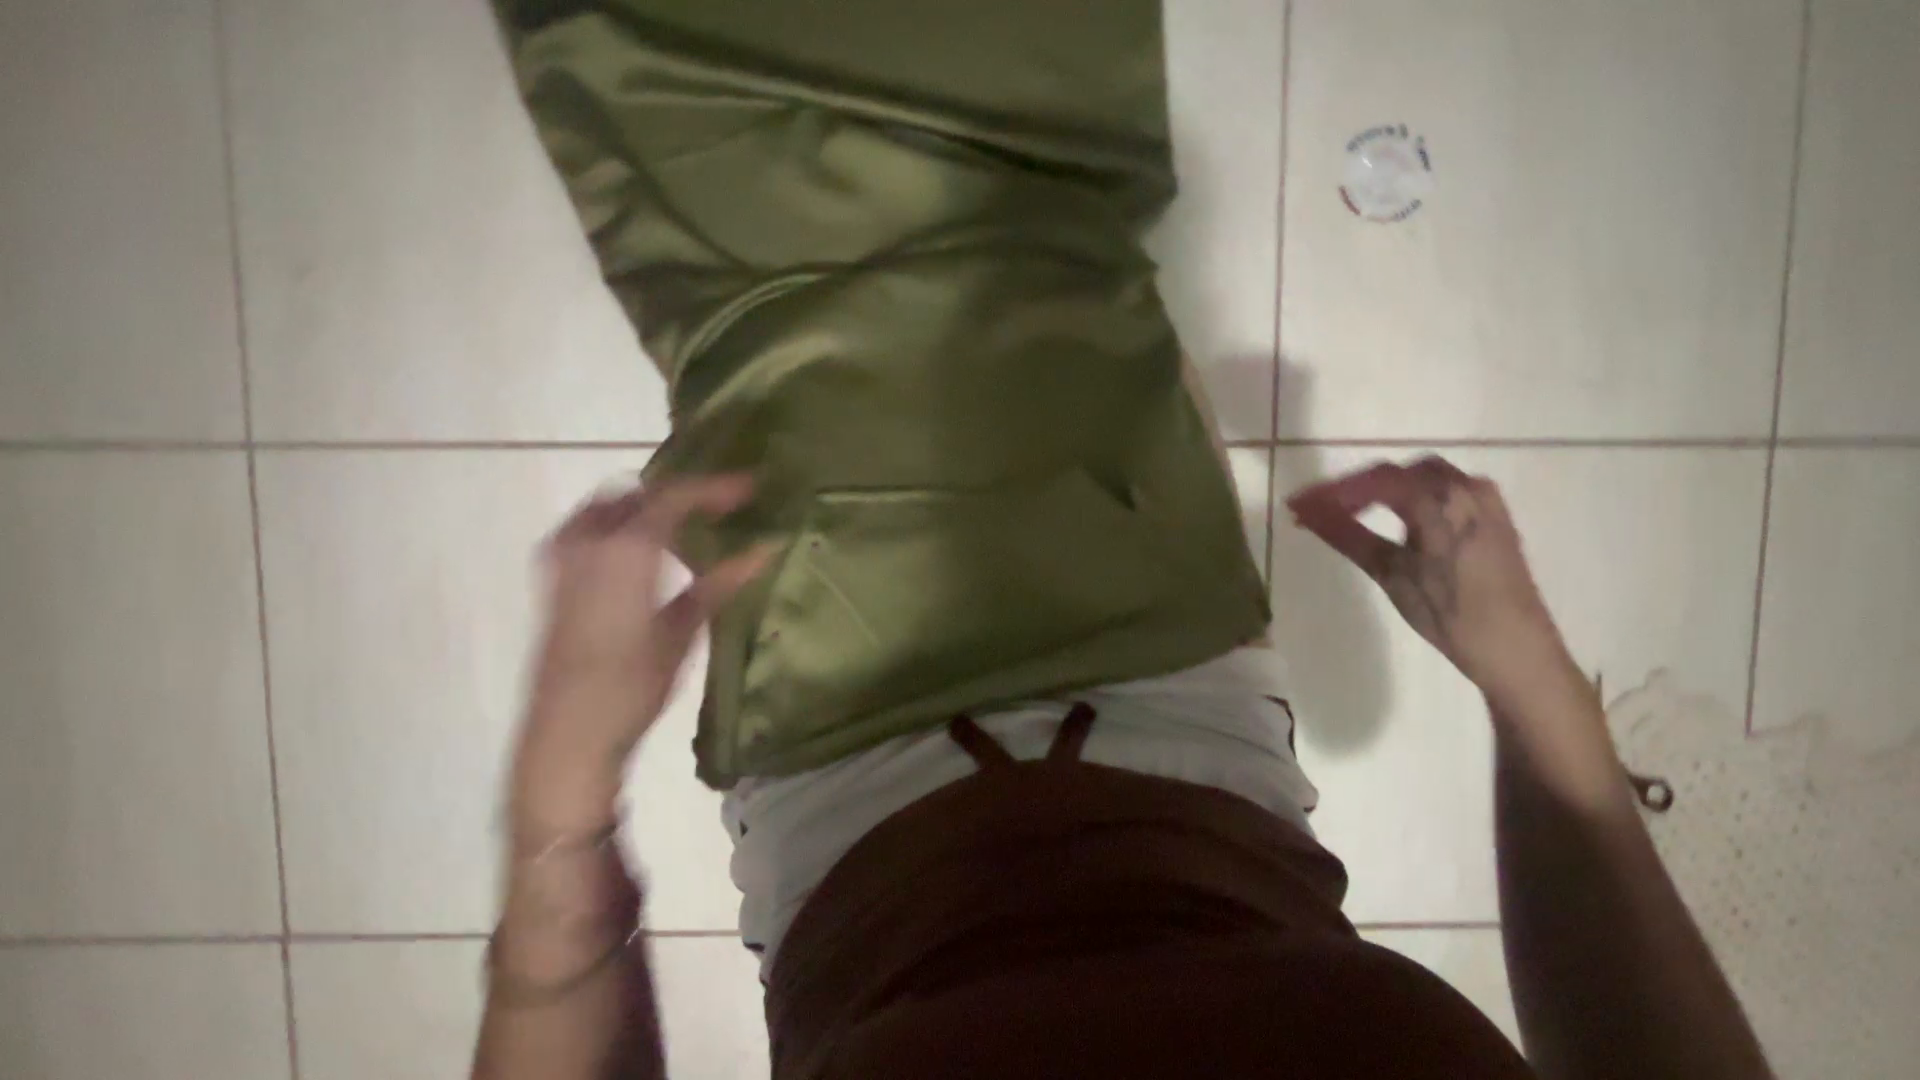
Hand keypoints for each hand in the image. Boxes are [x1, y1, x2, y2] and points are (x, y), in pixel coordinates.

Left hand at [510, 474, 771, 832]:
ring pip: (605, 508)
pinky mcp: (553, 581)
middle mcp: (588, 544)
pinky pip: (586, 530)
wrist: (567, 735)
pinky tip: (641, 556)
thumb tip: (763, 551)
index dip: (714, 488)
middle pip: (634, 494)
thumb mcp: (680, 636)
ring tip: (681, 530)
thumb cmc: (630, 689)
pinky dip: (616, 527)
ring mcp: (563, 561)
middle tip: (713, 509)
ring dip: (643, 509)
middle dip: (674, 494)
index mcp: (624, 554)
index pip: (672, 498)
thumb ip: (718, 585)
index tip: (748, 488)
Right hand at [1287, 457, 1572, 702]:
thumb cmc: (1451, 615)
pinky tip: (1398, 519)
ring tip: (1351, 515)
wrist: (1517, 650)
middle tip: (1322, 511)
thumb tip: (1307, 511)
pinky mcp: (1493, 519)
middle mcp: (1465, 490)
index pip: (1375, 480)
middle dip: (1356, 488)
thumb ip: (1347, 535)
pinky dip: (1413, 497)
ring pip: (1423, 479)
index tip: (1298, 506)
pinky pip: (1445, 491)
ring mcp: (1485, 502)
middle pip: (1398, 474)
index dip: (1332, 490)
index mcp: (1441, 500)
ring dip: (1384, 490)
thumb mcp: (1391, 574)